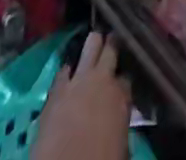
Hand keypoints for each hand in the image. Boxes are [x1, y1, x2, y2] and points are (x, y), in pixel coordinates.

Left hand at [30, 32, 130, 159]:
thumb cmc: (101, 158)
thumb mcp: (122, 143)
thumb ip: (121, 119)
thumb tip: (119, 115)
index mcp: (121, 95)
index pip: (128, 76)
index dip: (127, 74)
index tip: (127, 73)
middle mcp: (102, 79)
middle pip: (110, 49)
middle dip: (113, 42)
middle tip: (115, 38)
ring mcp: (78, 79)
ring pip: (90, 45)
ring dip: (93, 44)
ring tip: (95, 39)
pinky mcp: (57, 86)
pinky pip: (65, 68)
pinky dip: (69, 68)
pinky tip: (70, 70)